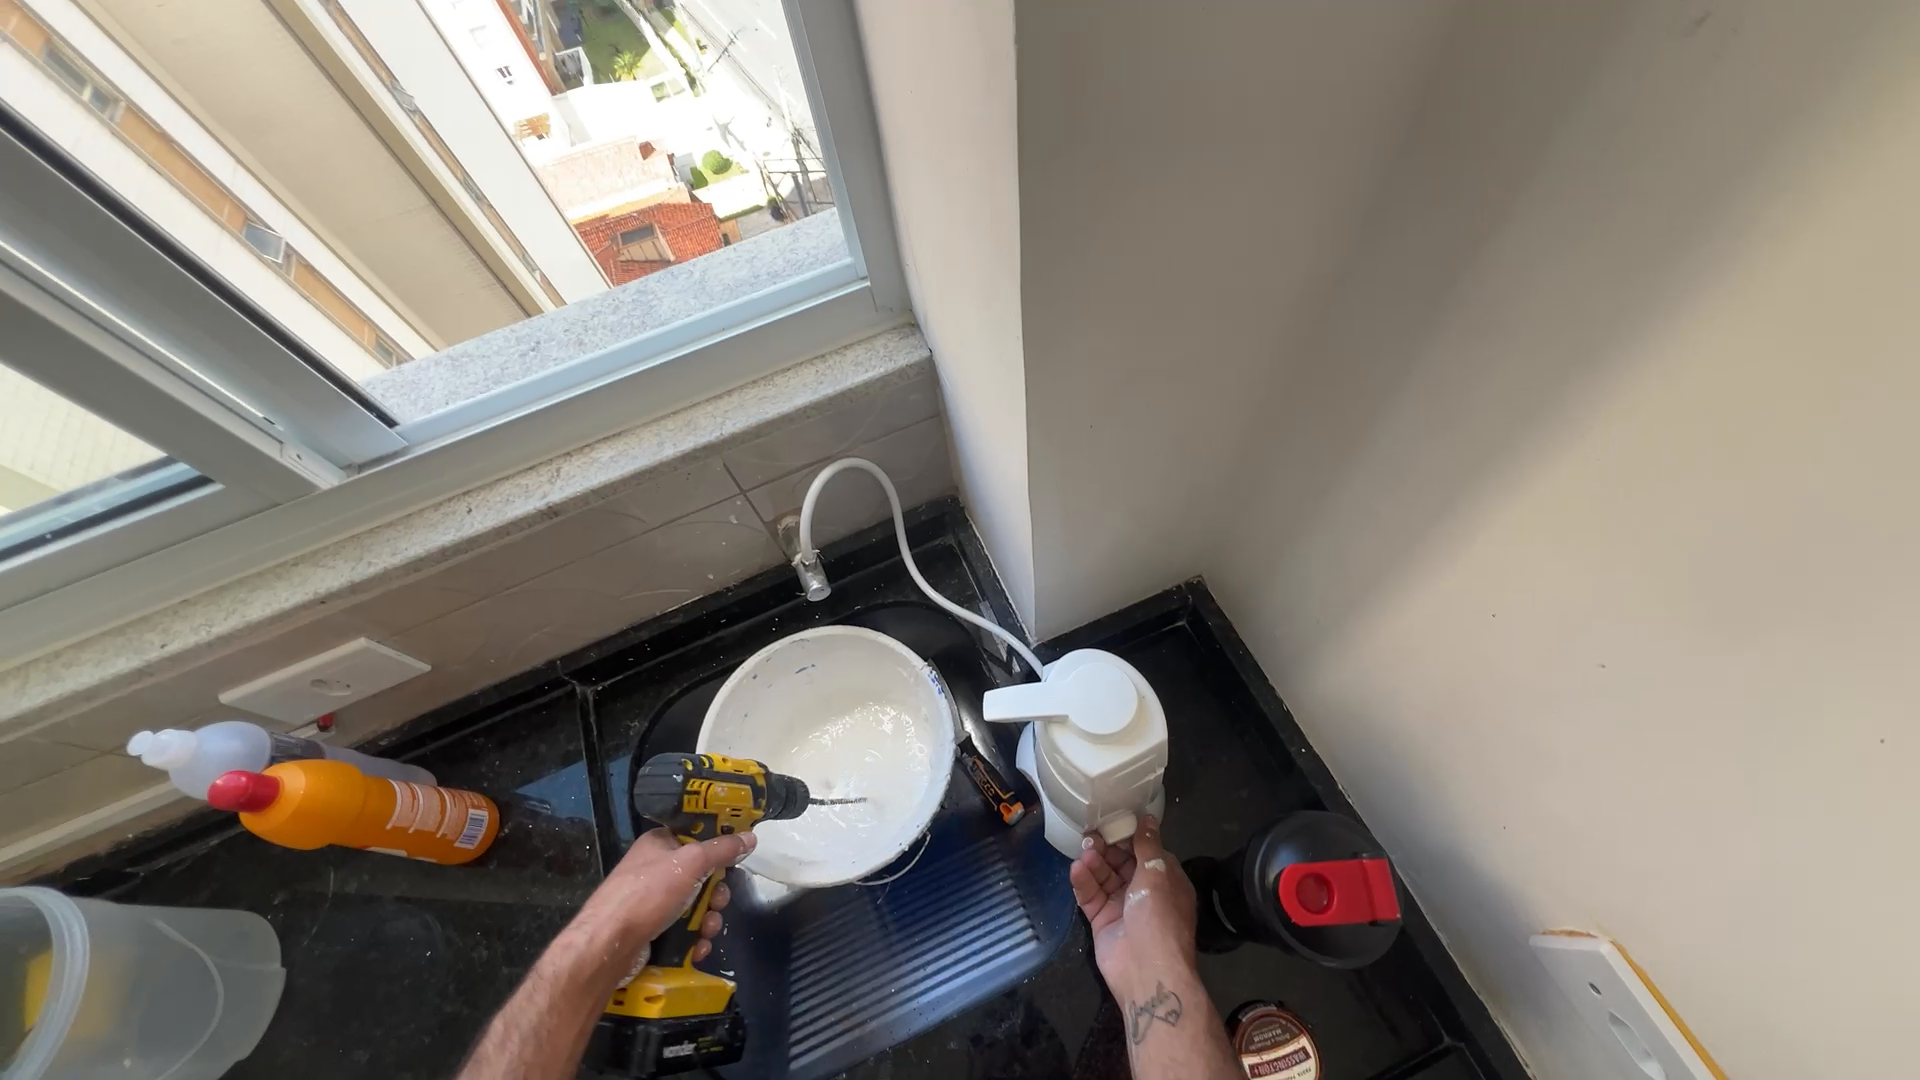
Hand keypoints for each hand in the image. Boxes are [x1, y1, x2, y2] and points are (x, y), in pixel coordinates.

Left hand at [575, 827, 754, 965]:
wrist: (606, 948)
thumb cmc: (647, 894)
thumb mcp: (690, 862)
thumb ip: (723, 849)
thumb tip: (751, 837)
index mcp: (660, 843)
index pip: (697, 836)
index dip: (719, 846)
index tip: (737, 858)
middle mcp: (656, 869)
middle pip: (702, 874)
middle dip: (716, 893)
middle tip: (718, 902)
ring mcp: (653, 901)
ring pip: (696, 904)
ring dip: (709, 919)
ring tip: (708, 931)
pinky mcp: (653, 930)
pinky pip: (684, 928)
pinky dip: (695, 938)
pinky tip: (699, 948)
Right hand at [1069, 816, 1197, 990]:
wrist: (1147, 970)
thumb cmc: (1159, 917)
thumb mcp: (1157, 875)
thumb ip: (1147, 845)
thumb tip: (1148, 818)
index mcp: (1165, 882)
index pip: (1145, 852)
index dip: (1129, 838)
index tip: (1112, 822)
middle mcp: (1144, 893)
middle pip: (1121, 863)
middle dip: (1107, 849)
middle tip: (1091, 836)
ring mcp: (1122, 907)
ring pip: (1104, 877)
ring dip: (1094, 863)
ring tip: (1084, 852)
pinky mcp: (1102, 920)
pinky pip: (1091, 896)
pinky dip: (1084, 882)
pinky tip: (1077, 869)